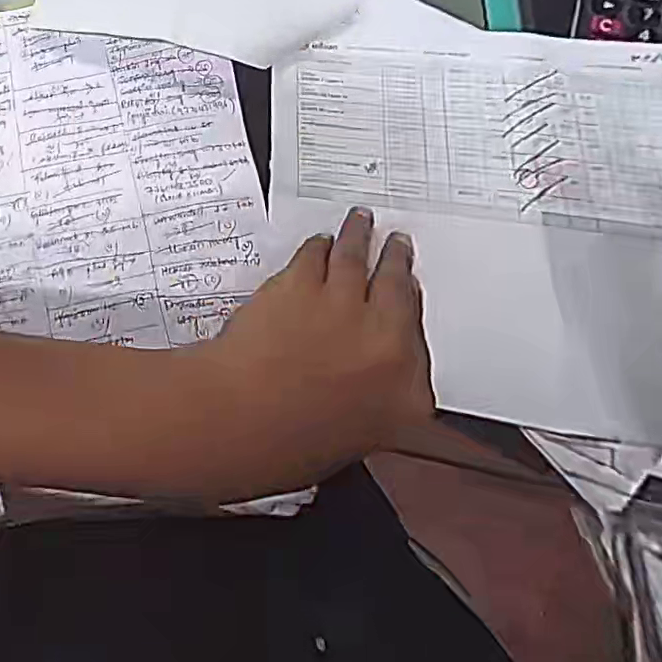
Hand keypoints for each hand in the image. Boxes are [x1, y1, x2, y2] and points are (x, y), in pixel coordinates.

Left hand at [198, 207, 434, 480]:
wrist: (241, 417)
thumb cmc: (287, 440)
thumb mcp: (354, 434)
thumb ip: (374, 395)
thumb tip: (365, 368)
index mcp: (407, 394)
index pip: (420, 342)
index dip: (410, 306)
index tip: (409, 287)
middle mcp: (384, 342)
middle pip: (396, 288)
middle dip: (396, 260)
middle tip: (397, 242)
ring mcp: (343, 307)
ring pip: (357, 258)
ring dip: (359, 235)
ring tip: (361, 221)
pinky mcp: (302, 284)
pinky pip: (315, 255)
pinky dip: (318, 246)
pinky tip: (319, 241)